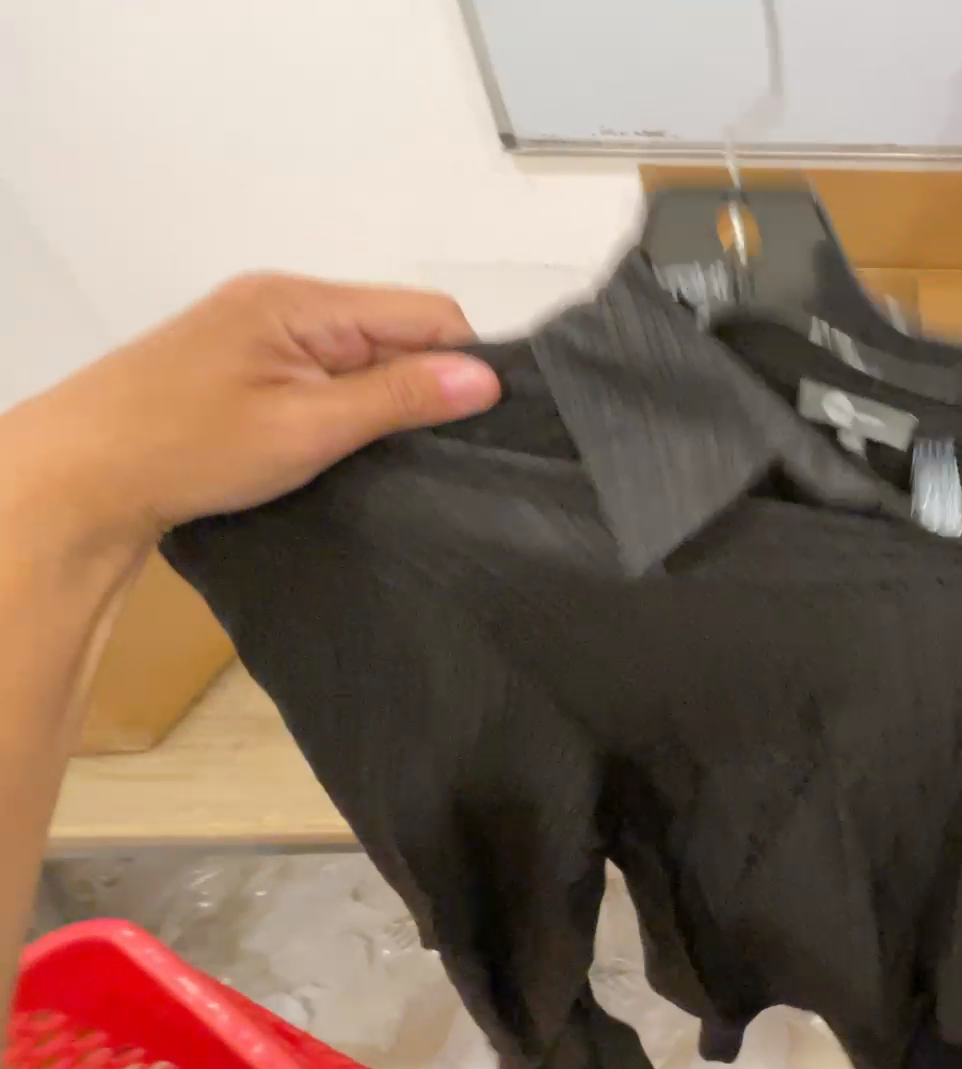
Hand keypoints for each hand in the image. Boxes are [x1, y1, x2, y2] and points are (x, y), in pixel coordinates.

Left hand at [0, 274, 499, 554]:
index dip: (465, 361)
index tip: (468, 419)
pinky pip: (345, 363)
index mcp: (303, 303)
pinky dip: (364, 395)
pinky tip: (354, 429)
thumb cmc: (191, 448)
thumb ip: (403, 396)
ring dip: (395, 390)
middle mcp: (291, 300)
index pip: (431, 314)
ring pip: (378, 348)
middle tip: (423, 438)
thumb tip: (490, 379)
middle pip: (406, 328)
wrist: (75, 480)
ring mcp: (273, 325)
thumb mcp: (312, 426)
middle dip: (429, 378)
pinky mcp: (262, 354)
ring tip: (386, 439)